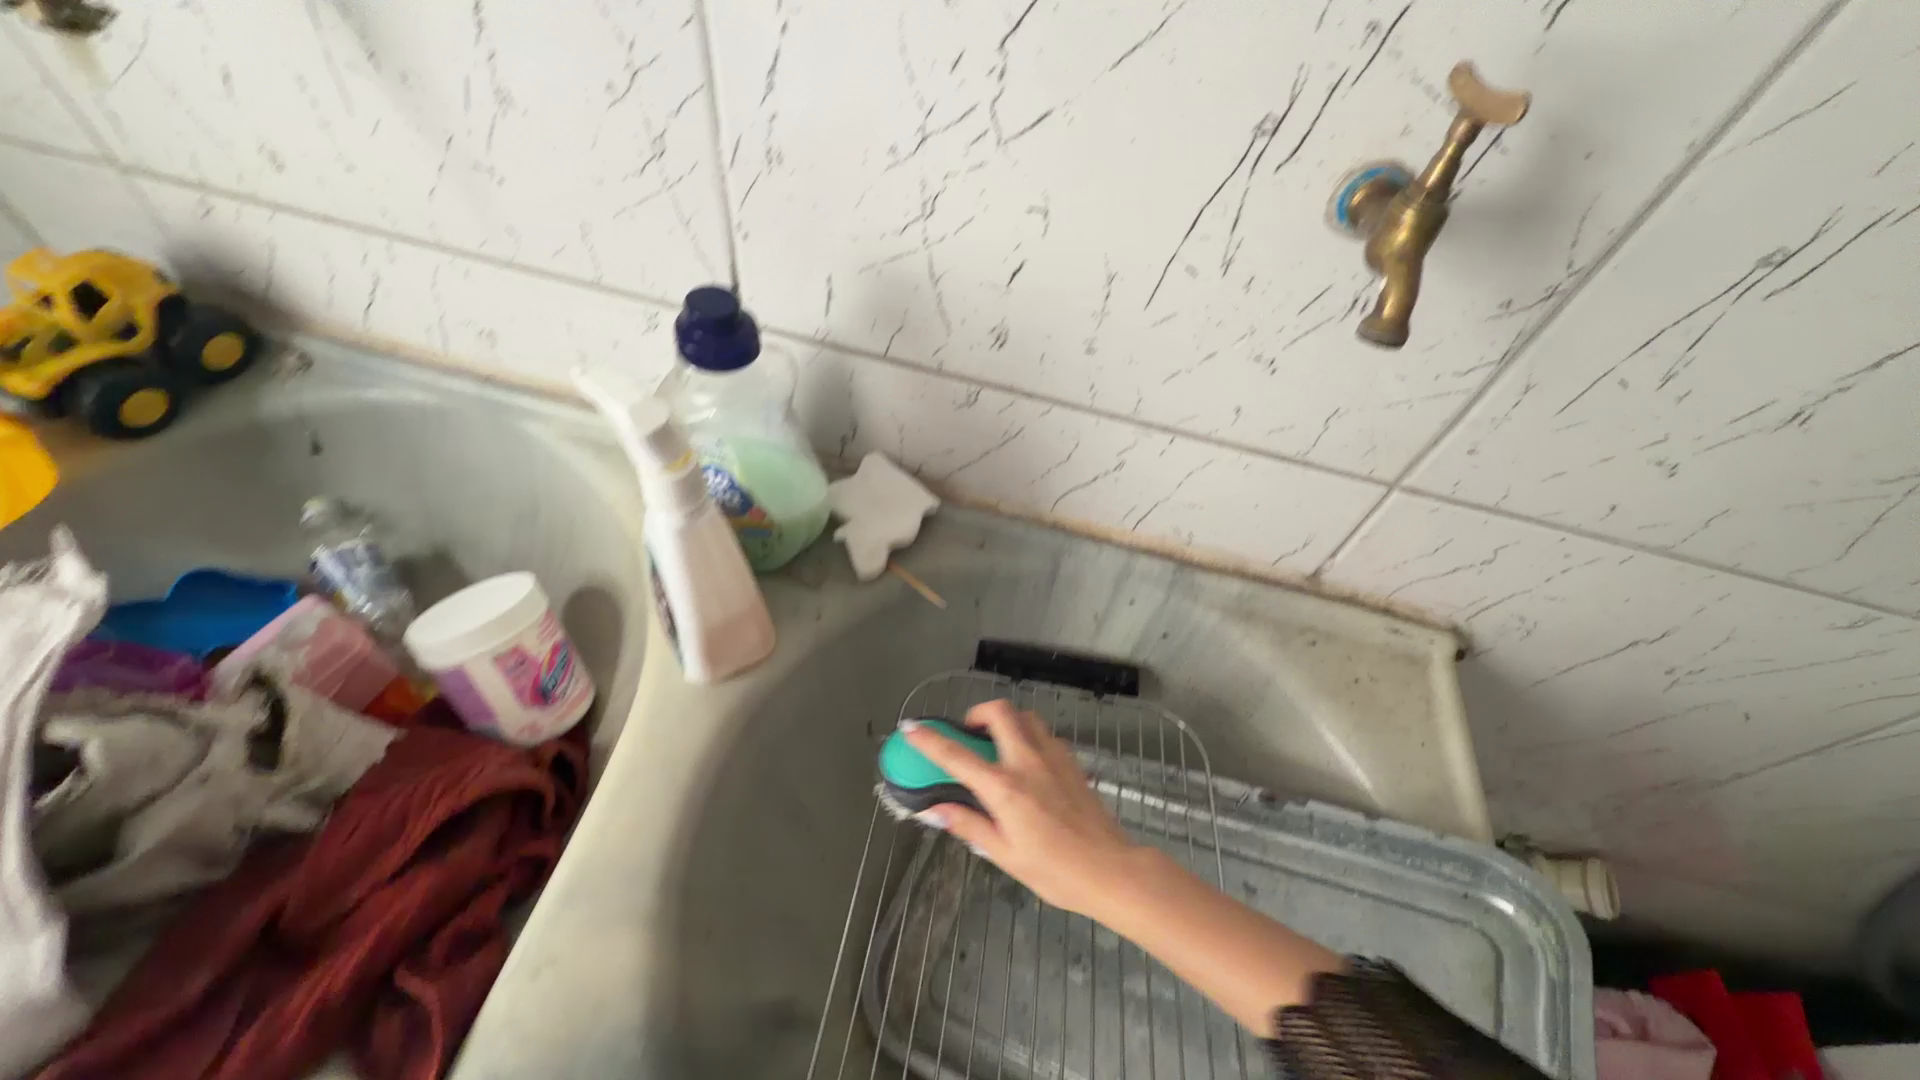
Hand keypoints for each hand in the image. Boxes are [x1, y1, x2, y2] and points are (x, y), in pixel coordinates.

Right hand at [901, 700, 1142, 918]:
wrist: (1111, 870)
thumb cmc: (1055, 870)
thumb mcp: (1004, 854)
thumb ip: (968, 825)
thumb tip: (934, 809)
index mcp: (1005, 787)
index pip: (958, 755)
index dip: (930, 740)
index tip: (911, 728)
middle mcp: (1028, 762)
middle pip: (1000, 712)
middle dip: (977, 713)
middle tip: (968, 733)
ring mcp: (1054, 757)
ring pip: (1025, 717)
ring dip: (1005, 721)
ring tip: (996, 745)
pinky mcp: (1073, 762)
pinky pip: (1044, 734)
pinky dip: (1028, 735)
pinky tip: (1026, 762)